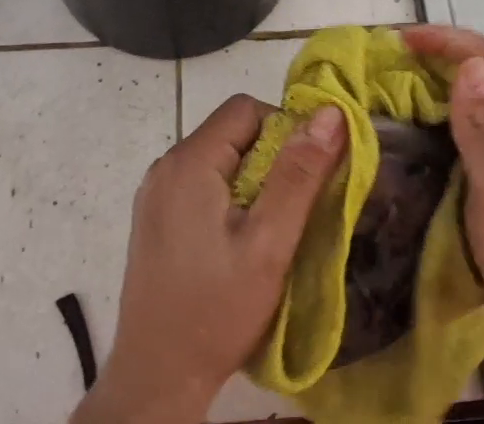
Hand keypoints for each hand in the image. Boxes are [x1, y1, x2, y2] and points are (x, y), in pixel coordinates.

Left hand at [72, 95, 346, 423]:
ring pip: (218, 159)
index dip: (284, 130)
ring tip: (268, 231)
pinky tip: (238, 244)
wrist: (157, 375)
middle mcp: (165, 166)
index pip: (246, 109)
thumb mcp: (270, 243)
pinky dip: (228, 199)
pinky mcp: (154, 218)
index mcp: (189, 162)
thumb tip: (329, 113)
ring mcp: (155, 193)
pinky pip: (200, 184)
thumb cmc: (217, 309)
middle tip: (289, 212)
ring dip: (252, 181)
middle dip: (270, 159)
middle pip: (231, 131)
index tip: (304, 177)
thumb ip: (299, 174)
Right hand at [403, 25, 483, 423]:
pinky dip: (437, 122)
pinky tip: (408, 130)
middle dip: (441, 56)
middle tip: (387, 56)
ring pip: (475, 107)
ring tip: (389, 82)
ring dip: (437, 86)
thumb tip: (469, 63)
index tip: (401, 39)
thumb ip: (483, 130)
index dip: (451, 40)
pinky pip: (466, 139)